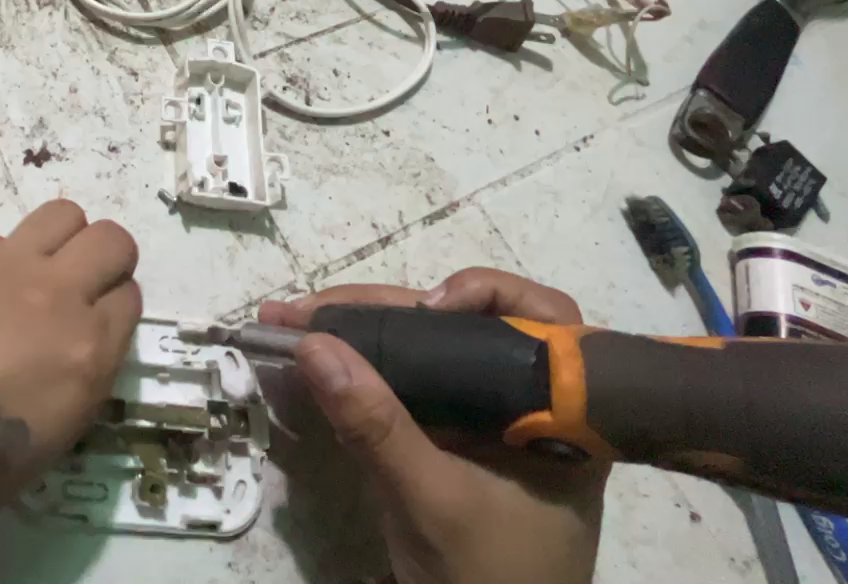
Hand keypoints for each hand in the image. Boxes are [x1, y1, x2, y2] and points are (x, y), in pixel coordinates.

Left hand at [0, 199, 141, 564]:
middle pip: (111, 239)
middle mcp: (54, 295)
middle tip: (75, 288)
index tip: (94, 320)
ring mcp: (1, 264)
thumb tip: (80, 333)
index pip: (130, 296)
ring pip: (62, 214)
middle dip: (104, 260)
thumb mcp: (56, 430)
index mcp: (87, 351)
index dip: (112, 308)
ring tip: (30, 276)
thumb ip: (82, 367)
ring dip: (59, 241)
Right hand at [259, 268, 607, 583]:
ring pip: (417, 345)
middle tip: (310, 309)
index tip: (429, 307)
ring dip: (352, 327)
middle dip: (379, 308)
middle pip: (456, 323)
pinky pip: (396, 377)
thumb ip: (375, 425)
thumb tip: (311, 345)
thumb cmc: (485, 582)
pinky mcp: (437, 429)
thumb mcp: (431, 502)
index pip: (544, 319)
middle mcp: (519, 403)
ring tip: (288, 320)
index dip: (486, 293)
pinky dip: (350, 360)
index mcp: (559, 415)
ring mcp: (474, 416)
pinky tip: (307, 351)